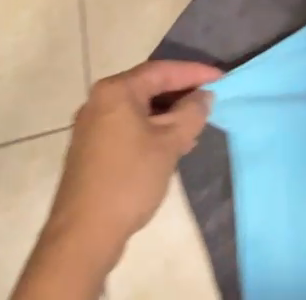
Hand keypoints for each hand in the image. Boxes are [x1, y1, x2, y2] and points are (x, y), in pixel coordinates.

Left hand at [42, 60, 220, 251]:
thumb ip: (191, 113)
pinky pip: (127, 127)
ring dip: (167, 115)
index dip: (194, 72)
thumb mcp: (169, 144)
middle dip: (181, 94)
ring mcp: (91, 126)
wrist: (82, 235)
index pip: (162, 70)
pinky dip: (150, 130)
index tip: (222, 78)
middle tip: (210, 101)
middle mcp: (98, 100)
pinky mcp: (90, 149)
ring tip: (195, 126)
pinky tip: (170, 146)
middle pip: (148, 87)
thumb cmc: (129, 180)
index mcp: (115, 91)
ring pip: (138, 109)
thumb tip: (203, 96)